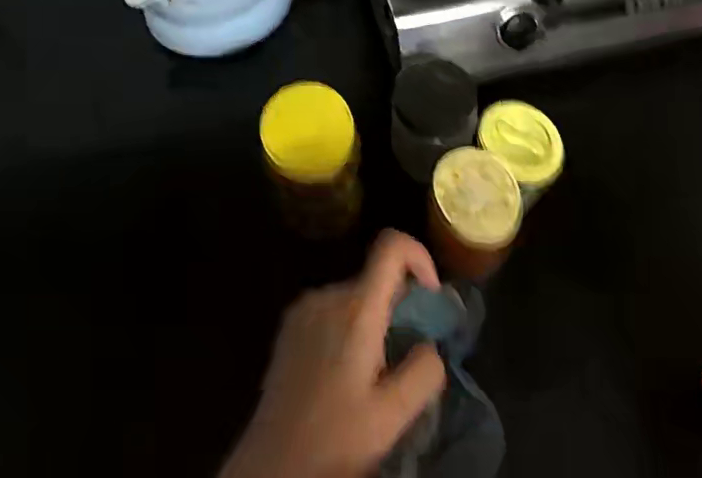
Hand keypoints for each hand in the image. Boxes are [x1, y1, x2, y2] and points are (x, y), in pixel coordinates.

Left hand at [220, 231, 447, 477]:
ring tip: (373, 373)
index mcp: (356, 309)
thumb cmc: (333, 438)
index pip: (391, 245)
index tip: (430, 296)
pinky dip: (350, 326)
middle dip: (400, 306)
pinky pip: (333, 308)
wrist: (270, 465)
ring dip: (374, 321)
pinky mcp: (291, 324)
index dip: (419, 256)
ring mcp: (304, 307)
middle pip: (376, 276)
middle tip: (404, 356)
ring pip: (356, 295)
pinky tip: (345, 373)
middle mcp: (328, 295)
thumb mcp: (392, 416)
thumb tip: (430, 344)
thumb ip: (423, 372)